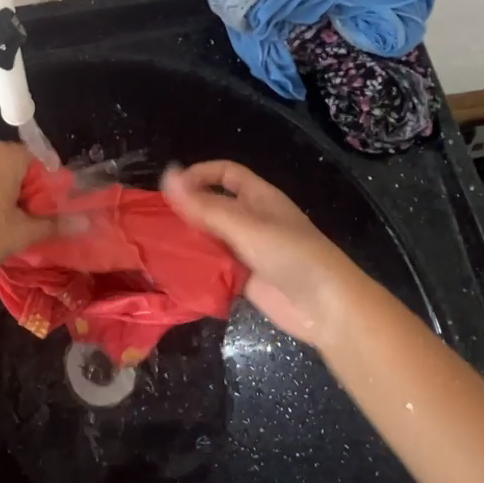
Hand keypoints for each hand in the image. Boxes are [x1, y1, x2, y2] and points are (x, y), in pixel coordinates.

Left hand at [0, 140, 55, 284]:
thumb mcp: (22, 233)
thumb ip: (54, 224)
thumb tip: (86, 222)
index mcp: (5, 154)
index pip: (40, 161)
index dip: (48, 188)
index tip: (48, 213)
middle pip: (16, 166)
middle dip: (26, 192)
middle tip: (29, 224)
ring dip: (4, 197)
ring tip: (4, 228)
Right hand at [162, 160, 353, 345]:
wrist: (326, 308)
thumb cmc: (290, 254)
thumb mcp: (245, 225)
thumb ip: (204, 206)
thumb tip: (167, 176)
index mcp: (259, 197)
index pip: (226, 173)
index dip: (201, 174)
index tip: (173, 188)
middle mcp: (253, 220)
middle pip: (215, 205)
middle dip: (189, 209)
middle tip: (157, 219)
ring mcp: (249, 250)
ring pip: (213, 238)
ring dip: (191, 240)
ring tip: (159, 243)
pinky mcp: (246, 279)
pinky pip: (216, 267)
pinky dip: (199, 267)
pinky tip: (176, 270)